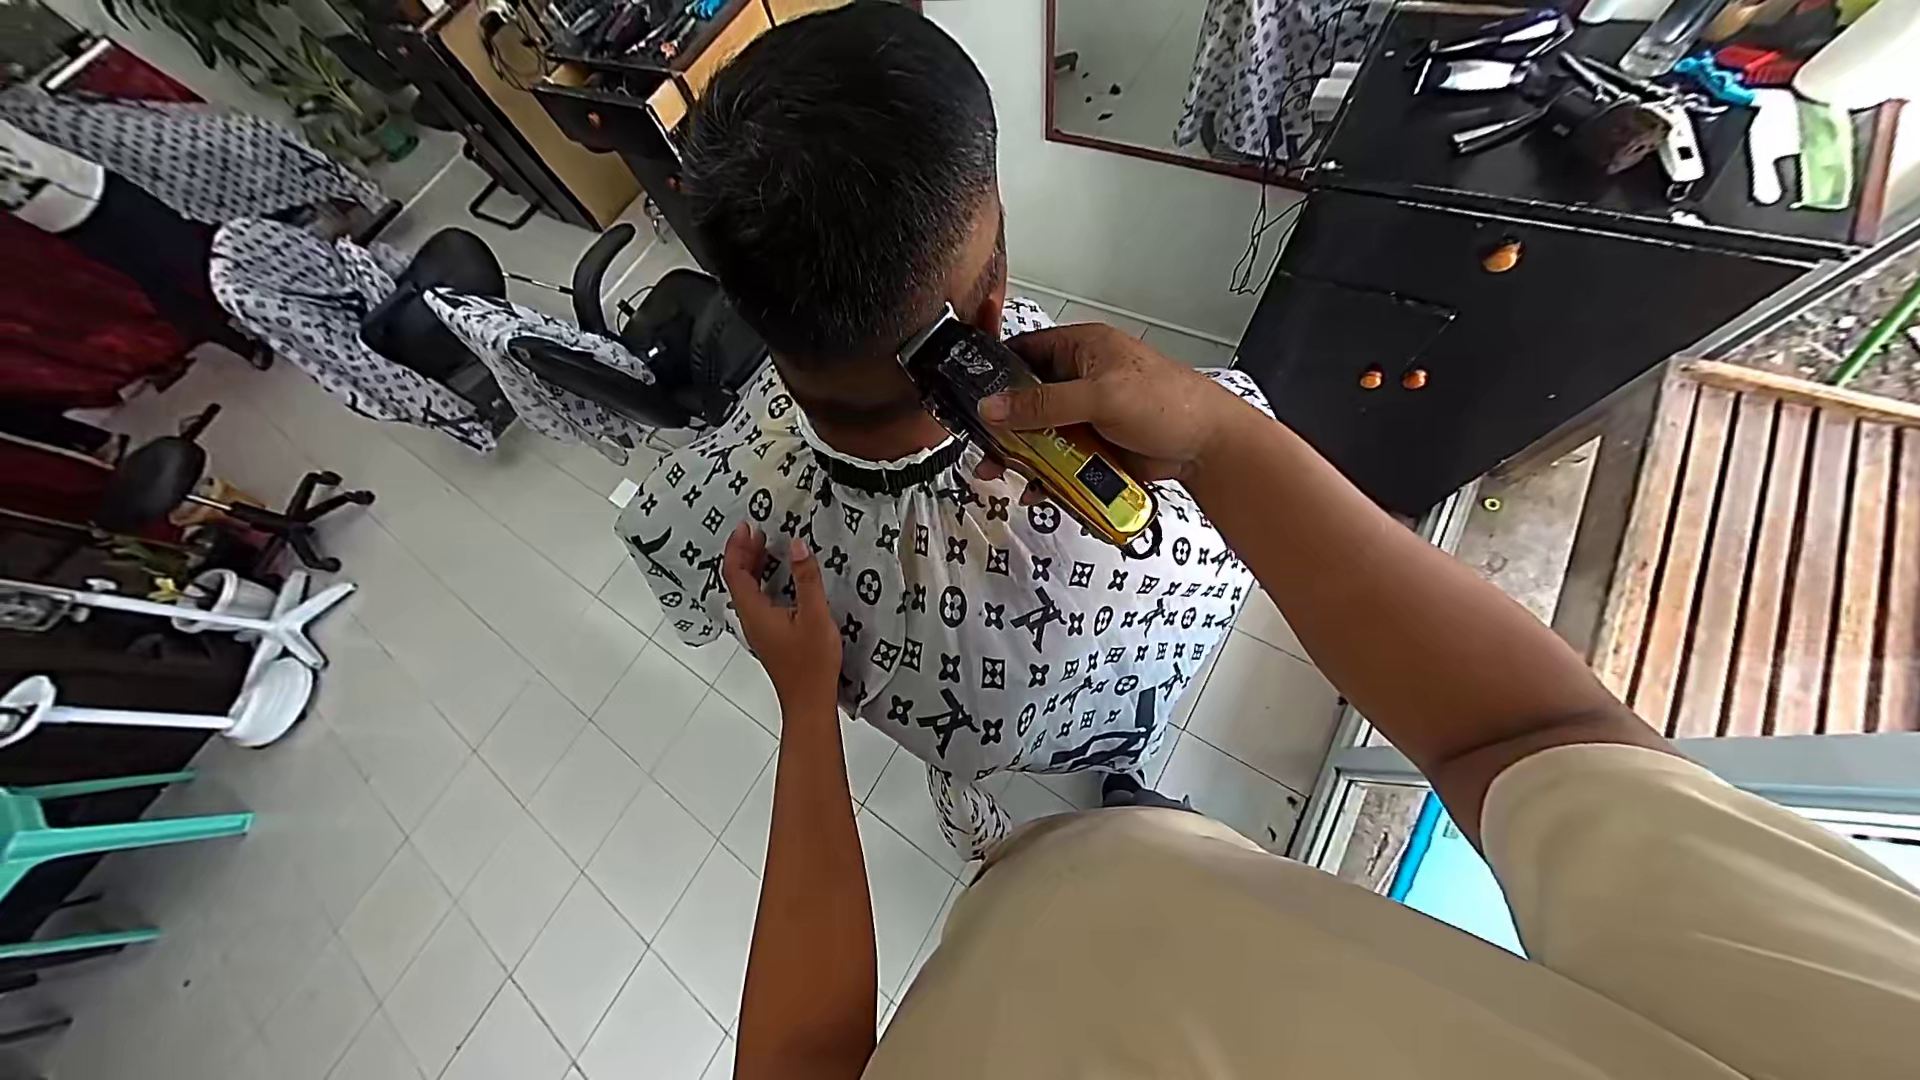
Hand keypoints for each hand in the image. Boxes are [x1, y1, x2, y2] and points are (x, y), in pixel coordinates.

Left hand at [721, 523, 841, 714]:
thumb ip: (806, 579)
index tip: (746, 526)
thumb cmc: (812, 662)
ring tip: (768, 546)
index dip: (737, 547)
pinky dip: (764, 581)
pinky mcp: (770, 635)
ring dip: (754, 566)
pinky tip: (781, 578)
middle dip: (745, 552)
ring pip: (748, 590)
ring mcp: (759, 628)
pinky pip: (759, 600)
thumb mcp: (815, 615)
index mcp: (755, 612)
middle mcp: (751, 619)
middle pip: (738, 580)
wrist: (810, 700)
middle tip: (757, 530)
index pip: (735, 573)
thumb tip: (797, 545)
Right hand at [975, 323, 1249, 483]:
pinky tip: (1036, 488)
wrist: (1207, 448)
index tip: (971, 398)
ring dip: (1020, 454)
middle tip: (983, 448)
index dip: (996, 374)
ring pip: (1039, 433)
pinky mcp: (1092, 444)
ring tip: (1000, 474)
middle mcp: (1078, 379)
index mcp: (1081, 349)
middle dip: (1003, 426)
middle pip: (1026, 400)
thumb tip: (993, 406)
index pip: (1024, 353)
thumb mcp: (1100, 397)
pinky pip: (1058, 457)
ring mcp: (1084, 414)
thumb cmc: (1168, 404)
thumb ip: (1044, 404)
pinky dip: (1045, 473)